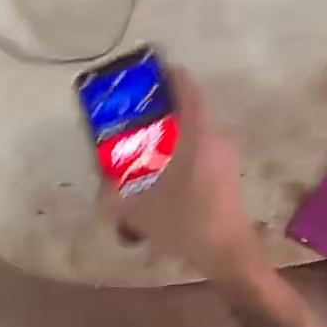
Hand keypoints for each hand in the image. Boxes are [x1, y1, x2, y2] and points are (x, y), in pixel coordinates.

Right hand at [104, 67, 262, 282]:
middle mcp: (216, 138)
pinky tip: (158, 167)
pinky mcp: (224, 174)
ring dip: (170, 130)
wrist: (228, 254)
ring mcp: (224, 156)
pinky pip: (199, 148)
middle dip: (161, 106)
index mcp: (198, 135)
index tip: (148, 71)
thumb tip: (98, 189)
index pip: (188, 89)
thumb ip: (115, 199)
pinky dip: (179, 148)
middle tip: (132, 110)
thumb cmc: (187, 225)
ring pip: (195, 130)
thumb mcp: (141, 213)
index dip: (169, 75)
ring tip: (140, 139)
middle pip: (190, 108)